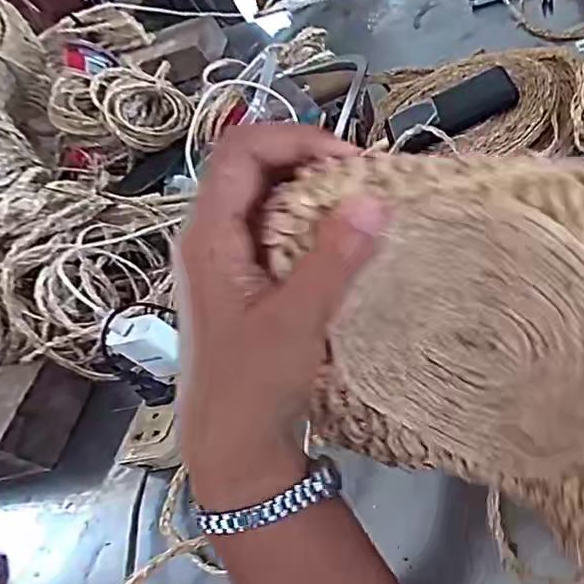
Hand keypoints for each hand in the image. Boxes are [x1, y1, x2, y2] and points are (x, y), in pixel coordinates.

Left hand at [175, 124, 386, 510]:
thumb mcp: (297, 320)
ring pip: (268, 203)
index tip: (352, 160)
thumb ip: (334, 260)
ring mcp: (229, 264)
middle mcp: (212, 240)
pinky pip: (279, 236)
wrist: (233, 444)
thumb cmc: (253, 384)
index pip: (241, 151)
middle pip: (254, 170)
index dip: (296, 139)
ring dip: (315, 196)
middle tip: (366, 182)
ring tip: (362, 209)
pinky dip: (314, 228)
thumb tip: (375, 201)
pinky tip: (345, 248)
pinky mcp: (248, 286)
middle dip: (311, 164)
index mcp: (209, 236)